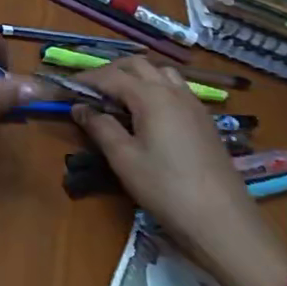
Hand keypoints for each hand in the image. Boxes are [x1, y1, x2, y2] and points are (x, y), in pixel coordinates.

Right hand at [71, 56, 286, 285]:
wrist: (222, 221)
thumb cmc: (165, 188)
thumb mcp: (123, 158)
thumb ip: (99, 127)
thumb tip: (80, 107)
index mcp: (151, 97)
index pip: (110, 76)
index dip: (85, 79)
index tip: (64, 87)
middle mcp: (174, 92)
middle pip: (138, 65)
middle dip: (110, 71)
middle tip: (88, 90)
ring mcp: (194, 105)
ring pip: (160, 73)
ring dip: (135, 76)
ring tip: (116, 97)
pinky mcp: (204, 121)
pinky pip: (175, 89)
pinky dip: (154, 88)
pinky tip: (146, 113)